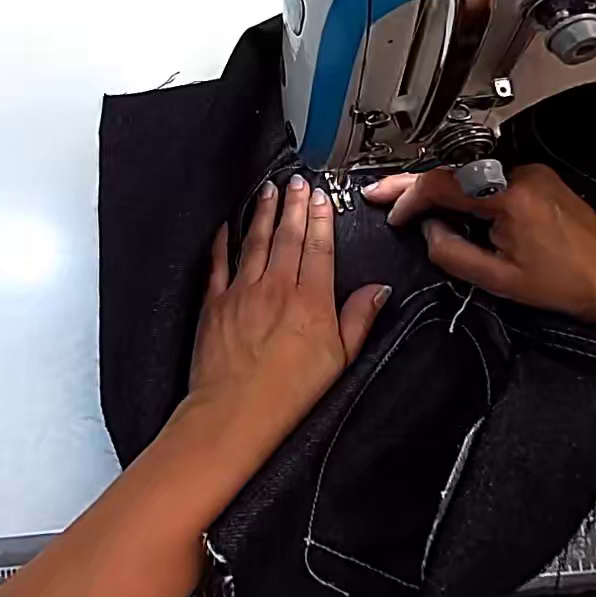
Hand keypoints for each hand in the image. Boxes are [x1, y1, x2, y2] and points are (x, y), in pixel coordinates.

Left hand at [183, 175, 390, 452]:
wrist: (234, 414)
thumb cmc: (289, 394)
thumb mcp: (339, 360)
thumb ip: (359, 319)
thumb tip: (379, 291)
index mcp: (310, 300)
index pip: (319, 248)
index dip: (321, 219)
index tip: (321, 198)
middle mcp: (278, 287)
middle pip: (289, 236)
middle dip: (294, 205)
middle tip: (297, 182)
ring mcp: (244, 291)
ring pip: (257, 241)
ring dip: (265, 213)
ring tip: (269, 190)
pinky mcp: (216, 302)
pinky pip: (219, 263)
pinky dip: (223, 241)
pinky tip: (229, 225)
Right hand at [363, 164, 595, 334]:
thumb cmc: (573, 283)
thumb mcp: (501, 280)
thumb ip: (453, 254)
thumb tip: (428, 234)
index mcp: (508, 196)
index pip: (442, 185)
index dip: (409, 198)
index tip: (393, 212)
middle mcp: (520, 175)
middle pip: (452, 173)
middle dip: (412, 184)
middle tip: (382, 192)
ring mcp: (531, 174)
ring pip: (469, 175)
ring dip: (438, 188)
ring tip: (409, 202)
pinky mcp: (537, 180)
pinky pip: (488, 180)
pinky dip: (464, 191)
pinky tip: (449, 207)